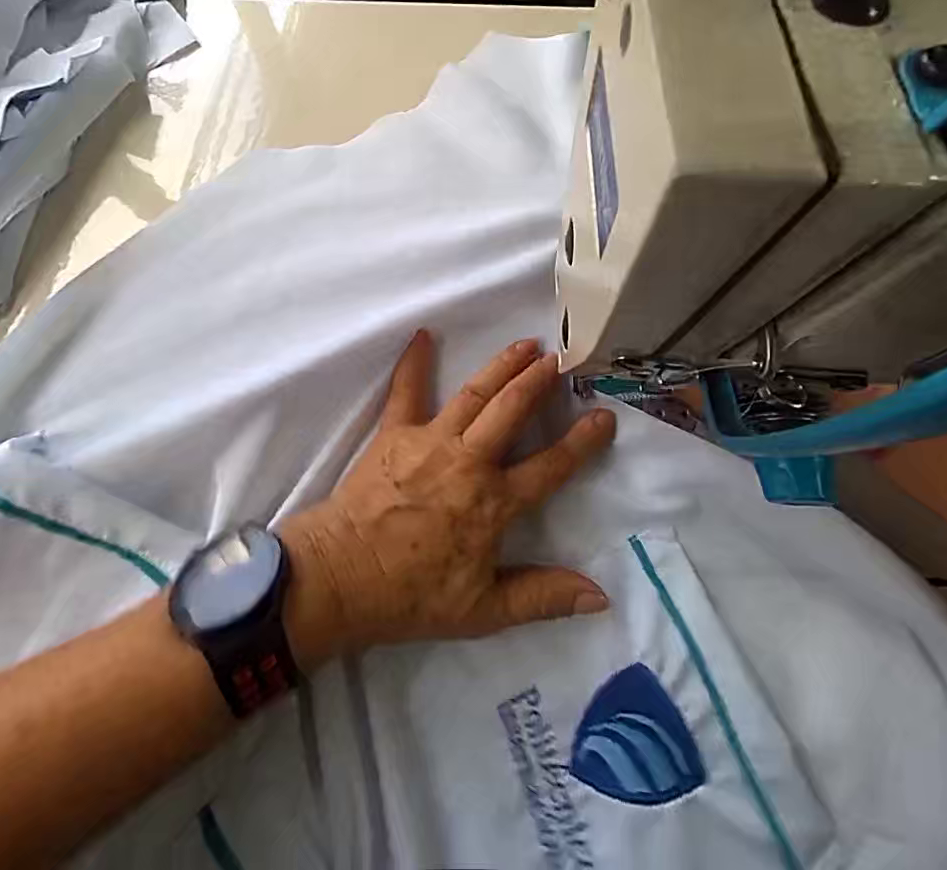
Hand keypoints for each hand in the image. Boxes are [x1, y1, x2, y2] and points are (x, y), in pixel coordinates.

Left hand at [280, 331, 616, 667]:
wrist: (344, 574)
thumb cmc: (412, 595)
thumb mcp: (485, 610)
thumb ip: (543, 598)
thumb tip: (601, 596)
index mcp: (494, 502)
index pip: (550, 466)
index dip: (581, 442)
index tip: (602, 416)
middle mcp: (467, 461)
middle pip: (512, 411)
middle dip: (539, 382)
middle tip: (560, 358)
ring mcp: (428, 441)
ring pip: (473, 395)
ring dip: (500, 367)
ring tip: (523, 345)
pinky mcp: (392, 434)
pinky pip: (404, 391)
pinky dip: (413, 362)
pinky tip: (422, 335)